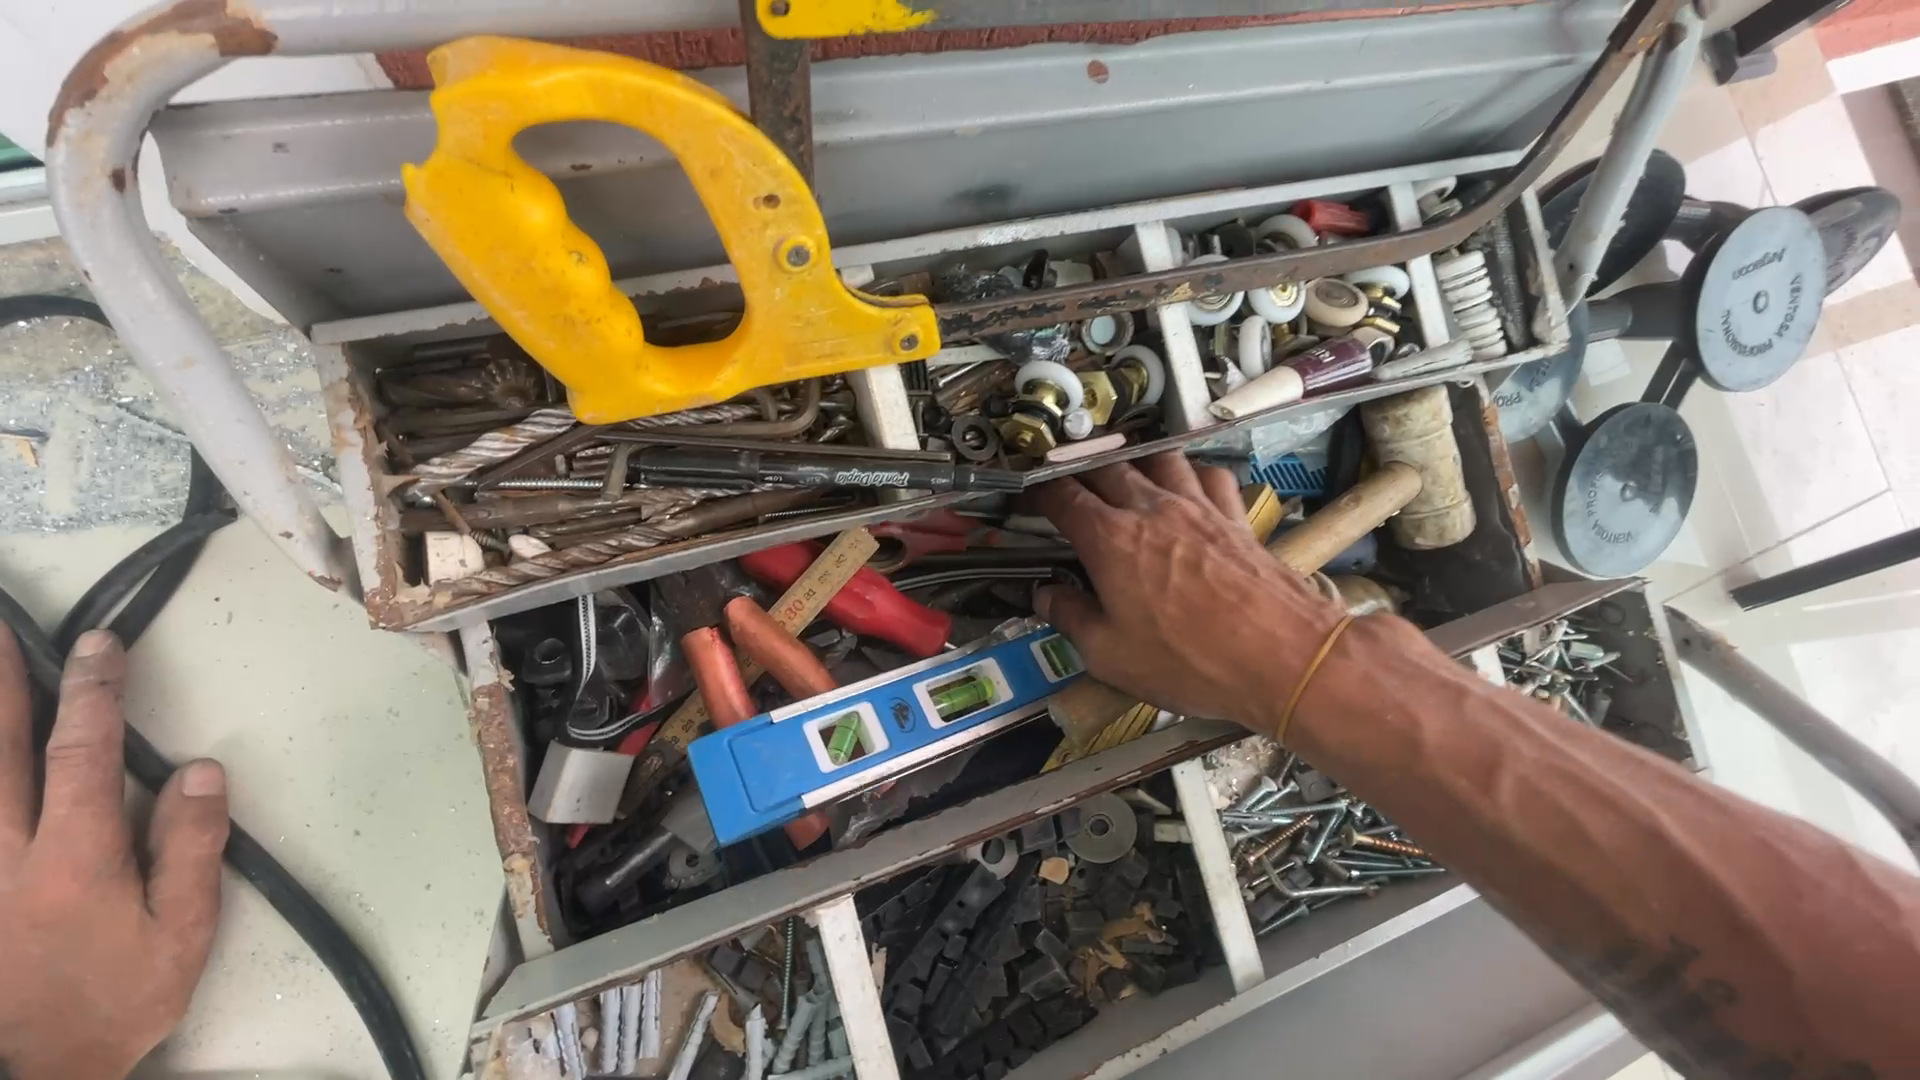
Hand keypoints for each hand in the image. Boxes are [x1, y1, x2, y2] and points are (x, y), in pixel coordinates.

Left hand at [0, 628, 228, 1079]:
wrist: (31, 1074)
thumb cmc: (119, 996)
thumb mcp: (183, 930)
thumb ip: (191, 847)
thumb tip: (200, 770)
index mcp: (73, 859)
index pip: (81, 754)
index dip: (92, 694)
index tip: (98, 646)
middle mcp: (3, 857)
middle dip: (3, 687)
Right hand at [1029, 453, 1344, 731]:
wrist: (1281, 656)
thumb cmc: (1187, 660)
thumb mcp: (1109, 654)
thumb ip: (1070, 617)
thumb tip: (1045, 594)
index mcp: (1109, 539)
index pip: (1061, 498)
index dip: (1036, 495)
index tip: (1026, 501)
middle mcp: (1150, 508)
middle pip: (1105, 468)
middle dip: (1077, 472)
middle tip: (1067, 486)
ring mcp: (1197, 506)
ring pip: (1157, 459)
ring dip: (1133, 462)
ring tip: (1124, 475)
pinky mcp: (1234, 516)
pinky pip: (1207, 476)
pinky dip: (1190, 474)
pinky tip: (1187, 487)